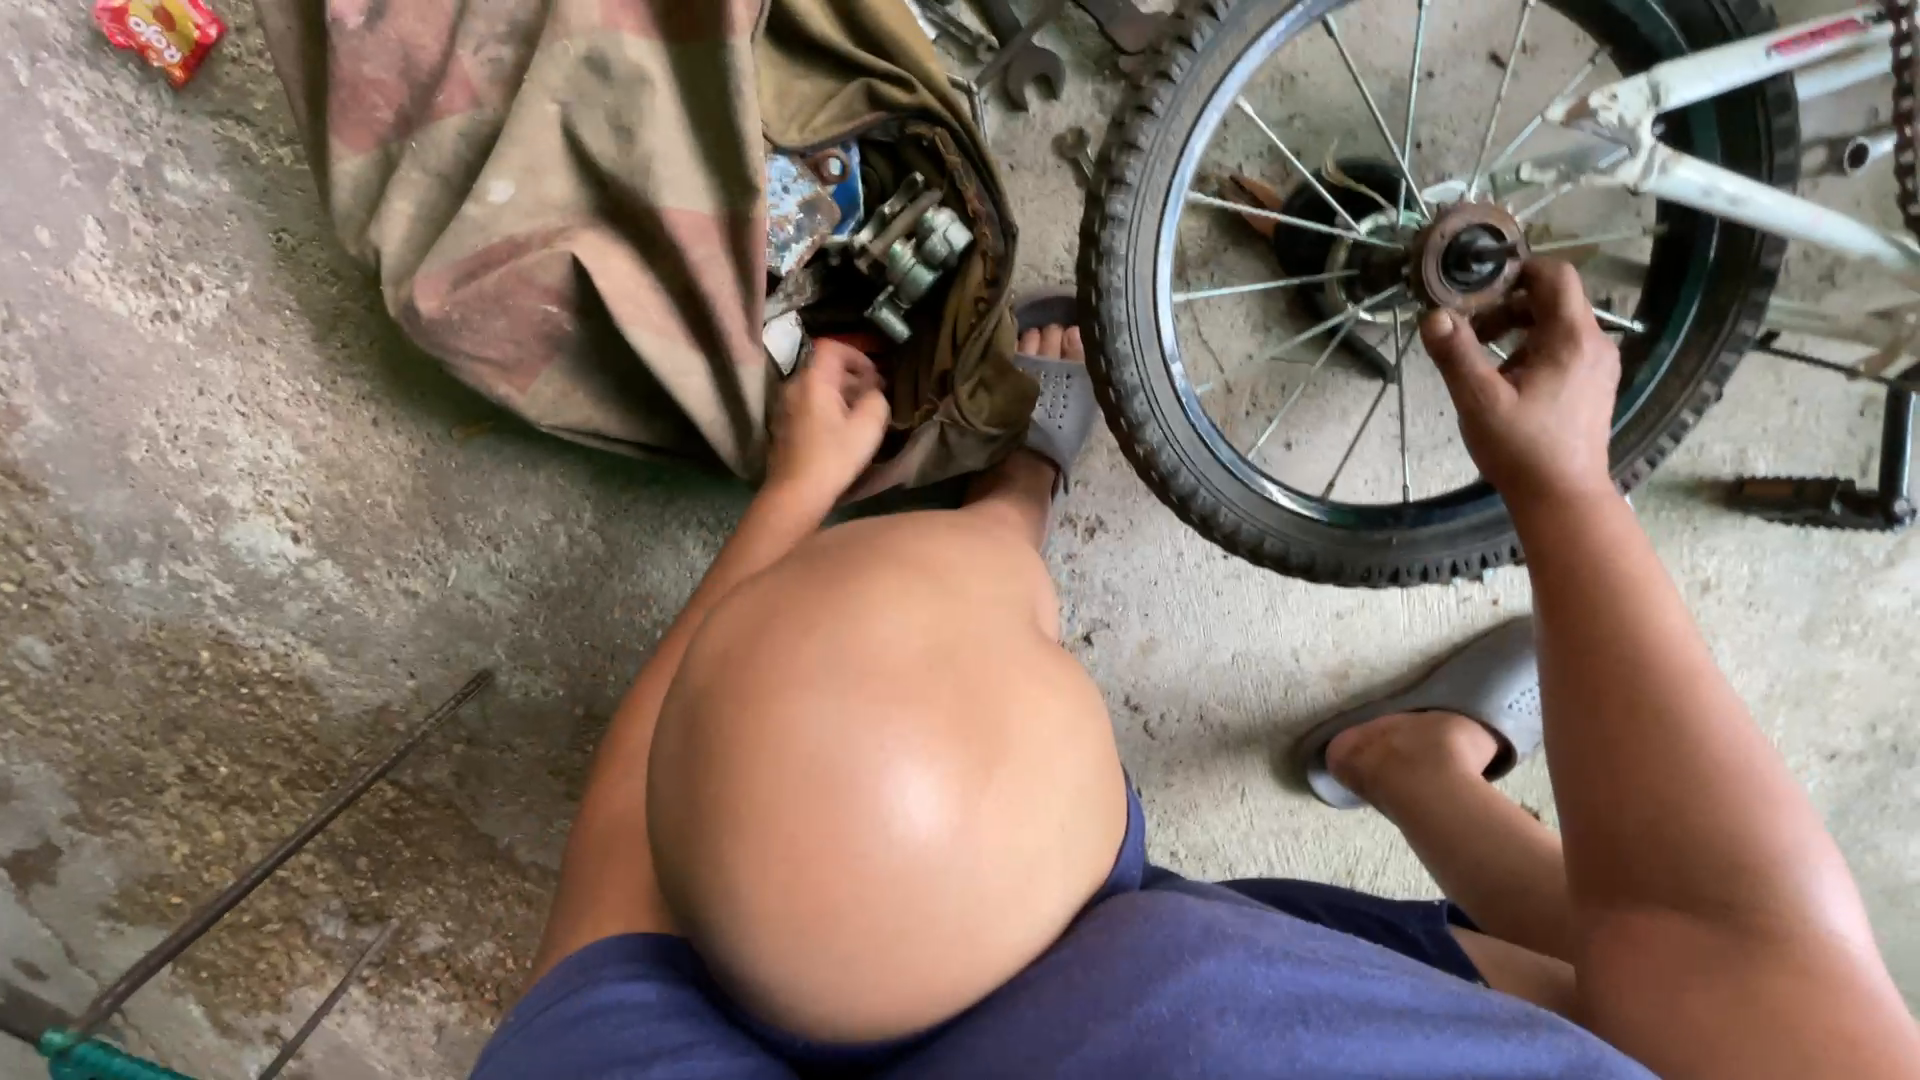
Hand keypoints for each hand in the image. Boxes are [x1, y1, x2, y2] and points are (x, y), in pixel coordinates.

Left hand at [764, 338, 891, 509]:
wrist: (796, 492)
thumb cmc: (833, 457)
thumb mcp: (868, 426)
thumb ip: (877, 399)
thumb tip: (874, 392)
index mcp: (813, 380)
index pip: (832, 347)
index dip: (857, 355)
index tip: (874, 376)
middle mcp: (794, 386)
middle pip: (825, 368)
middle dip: (852, 377)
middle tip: (874, 397)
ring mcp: (785, 406)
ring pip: (817, 388)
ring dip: (841, 395)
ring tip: (861, 416)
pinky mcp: (784, 425)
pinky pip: (809, 405)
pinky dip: (828, 409)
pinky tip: (841, 431)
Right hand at [1419, 259, 1620, 506]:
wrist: (1561, 495)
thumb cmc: (1520, 447)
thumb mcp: (1478, 401)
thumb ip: (1456, 355)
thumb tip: (1433, 316)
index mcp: (1571, 339)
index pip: (1555, 276)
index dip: (1516, 272)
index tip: (1476, 289)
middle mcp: (1595, 344)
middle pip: (1553, 301)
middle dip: (1507, 307)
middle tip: (1469, 333)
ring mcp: (1598, 366)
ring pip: (1556, 327)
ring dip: (1517, 331)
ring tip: (1483, 362)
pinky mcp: (1593, 386)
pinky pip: (1562, 351)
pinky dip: (1531, 352)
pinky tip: (1507, 383)